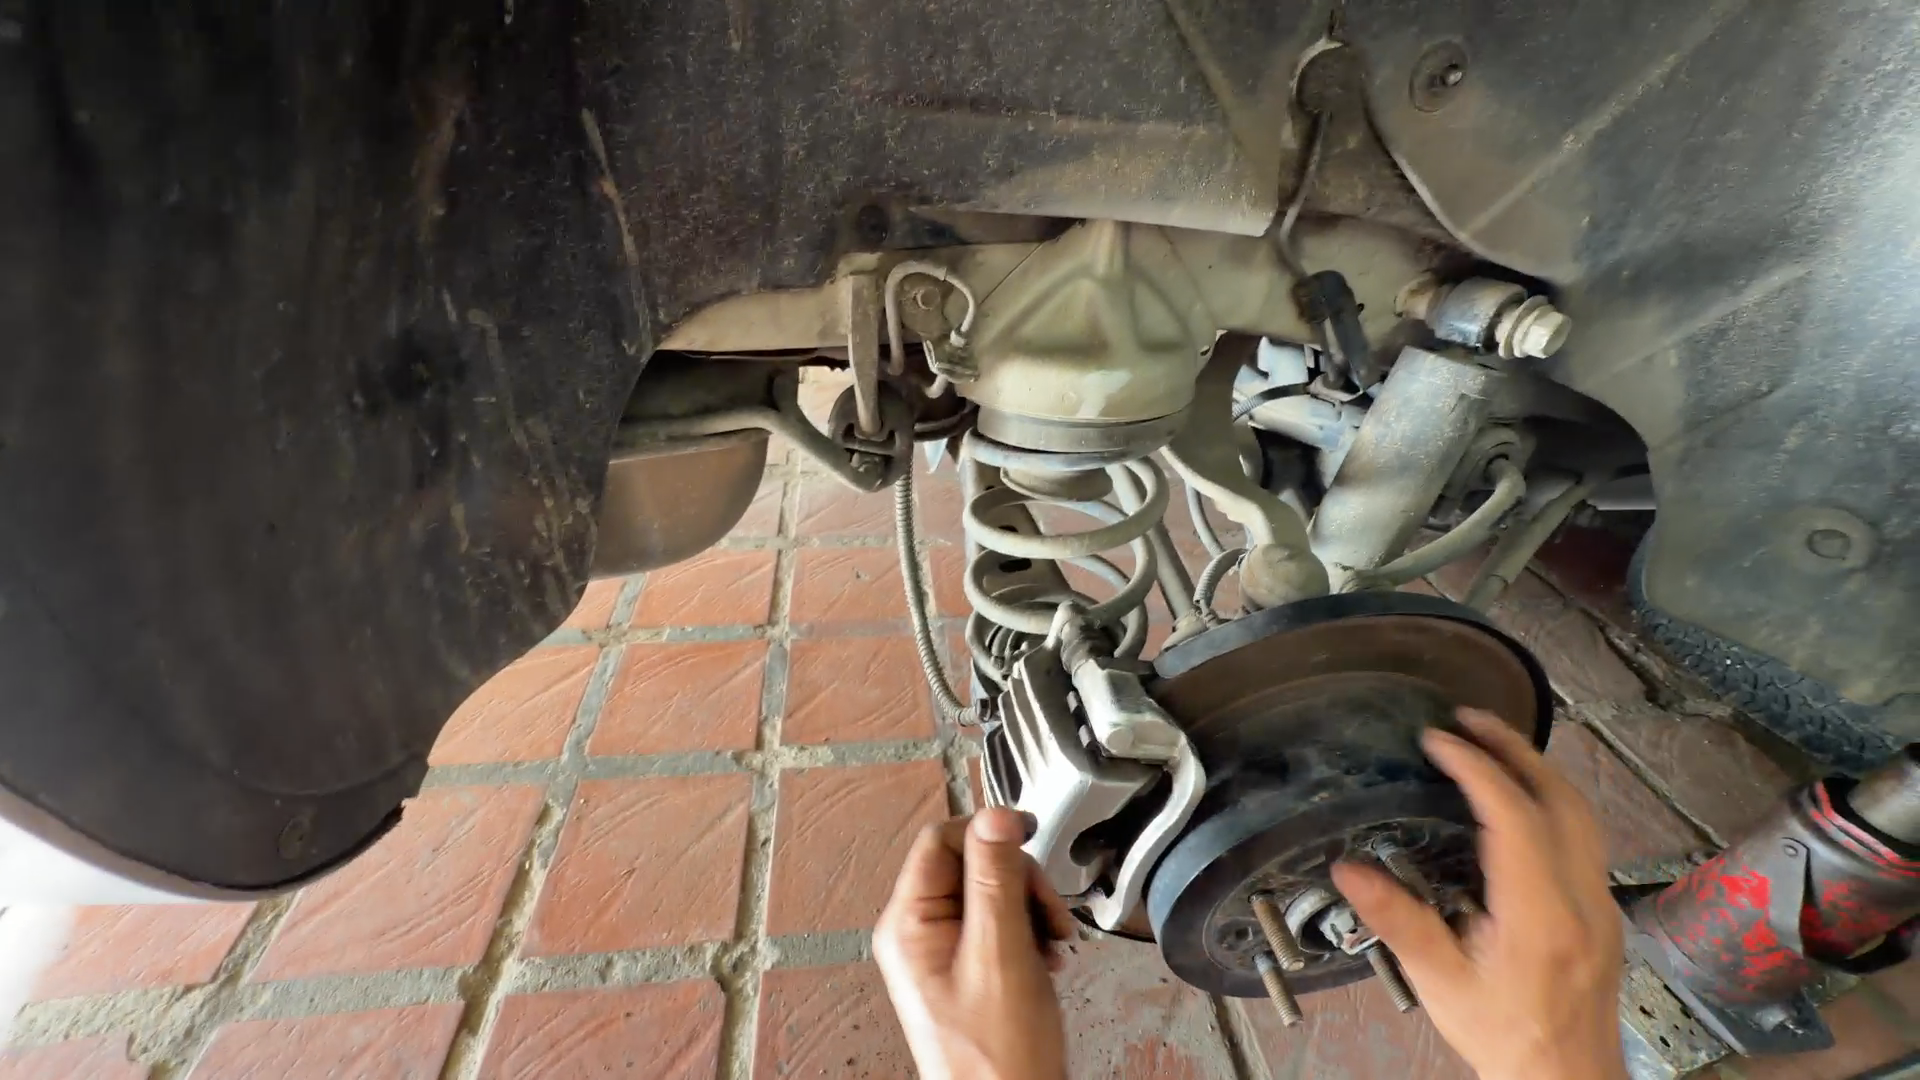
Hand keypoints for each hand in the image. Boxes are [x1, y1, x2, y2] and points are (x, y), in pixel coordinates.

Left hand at [875, 808, 1074, 1079]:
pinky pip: (998, 919)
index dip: (986, 831)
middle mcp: (919, 929)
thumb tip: (996, 814)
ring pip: (990, 889)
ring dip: (1029, 904)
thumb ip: (997, 879)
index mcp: (909, 922)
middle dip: (1017, 879)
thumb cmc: (998, 1057)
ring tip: (1053, 939)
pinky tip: (1047, 952)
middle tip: (1048, 910)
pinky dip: (1029, 927)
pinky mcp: (968, 963)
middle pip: (970, 863)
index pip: (940, 840)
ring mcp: (942, 947)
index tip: (1028, 834)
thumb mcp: (1000, 954)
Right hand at [1332, 708, 1627, 1079]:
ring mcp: (1599, 903)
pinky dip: (1547, 796)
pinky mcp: (1600, 910)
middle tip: (1469, 716)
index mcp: (1541, 912)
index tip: (1436, 739)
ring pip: (1582, 815)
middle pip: (1564, 802)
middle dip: (1517, 750)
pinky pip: (1581, 834)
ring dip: (1537, 768)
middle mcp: (1581, 898)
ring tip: (1491, 739)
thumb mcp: (1438, 980)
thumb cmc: (1500, 1030)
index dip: (1476, 768)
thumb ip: (1396, 920)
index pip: (1516, 816)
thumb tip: (1344, 866)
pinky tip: (1516, 793)